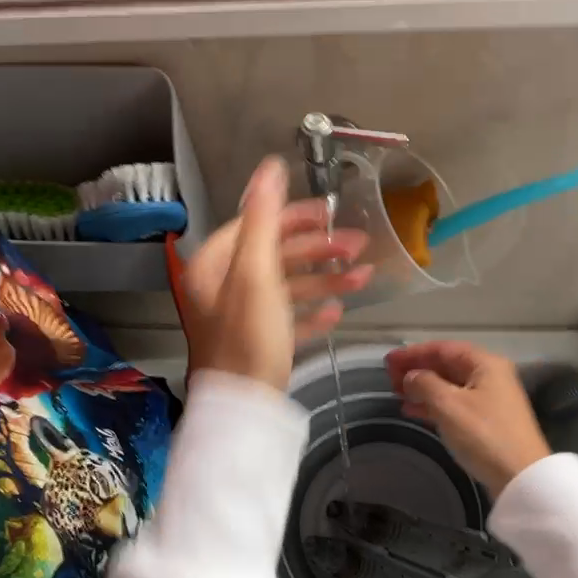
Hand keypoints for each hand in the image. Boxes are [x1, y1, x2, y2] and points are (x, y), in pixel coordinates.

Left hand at [183, 157, 372, 391]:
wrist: (244, 408)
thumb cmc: (247, 340)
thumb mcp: (255, 273)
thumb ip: (262, 219)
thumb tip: (269, 169)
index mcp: (216, 266)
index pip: (255, 225)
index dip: (293, 216)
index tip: (329, 213)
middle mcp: (224, 288)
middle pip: (275, 255)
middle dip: (319, 249)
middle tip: (358, 243)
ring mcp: (243, 318)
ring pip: (288, 287)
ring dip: (325, 279)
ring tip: (362, 278)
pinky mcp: (260, 345)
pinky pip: (290, 320)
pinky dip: (313, 312)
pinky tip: (337, 310)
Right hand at [385, 341, 551, 497]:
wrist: (519, 477)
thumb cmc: (483, 435)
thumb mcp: (448, 405)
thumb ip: (424, 384)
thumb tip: (410, 376)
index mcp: (484, 363)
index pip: (443, 348)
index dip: (413, 353)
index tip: (387, 362)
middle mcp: (490, 375)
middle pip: (447, 365)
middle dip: (417, 369)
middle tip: (389, 379)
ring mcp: (490, 399)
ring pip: (449, 385)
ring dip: (422, 388)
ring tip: (396, 395)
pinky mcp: (487, 421)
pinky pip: (454, 404)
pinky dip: (433, 405)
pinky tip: (412, 411)